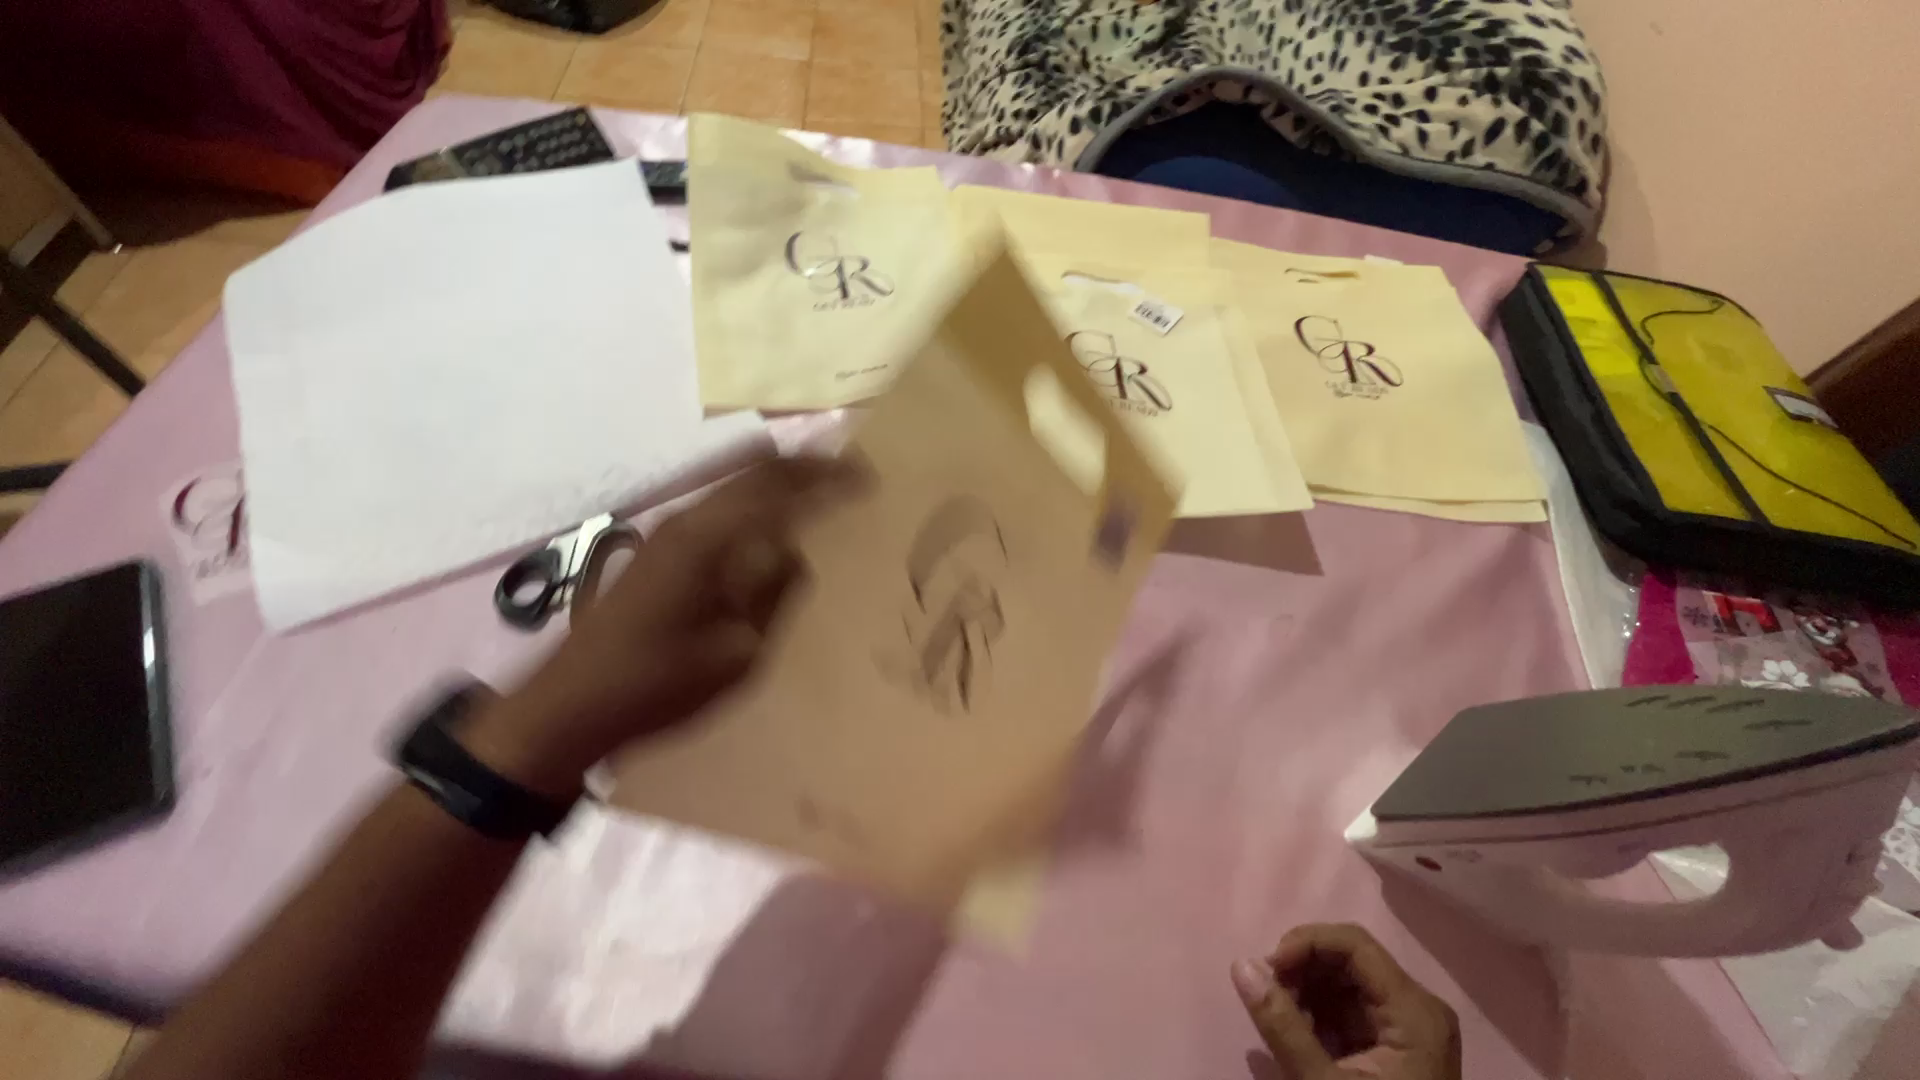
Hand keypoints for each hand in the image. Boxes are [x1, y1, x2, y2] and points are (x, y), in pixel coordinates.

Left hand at [466, 455, 864, 795]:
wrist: (570, 706)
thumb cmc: (657, 684)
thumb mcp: (735, 653)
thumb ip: (774, 595)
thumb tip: (800, 555)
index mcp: (708, 539)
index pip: (778, 486)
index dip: (826, 477)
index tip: (869, 478)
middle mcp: (688, 521)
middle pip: (756, 474)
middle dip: (809, 468)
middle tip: (855, 475)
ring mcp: (668, 533)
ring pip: (737, 489)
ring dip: (782, 484)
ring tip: (827, 496)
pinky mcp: (661, 552)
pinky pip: (722, 511)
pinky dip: (759, 506)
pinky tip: (778, 530)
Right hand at [1232, 924, 1460, 1079]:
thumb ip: (1281, 1024)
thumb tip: (1240, 964)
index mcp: (1414, 1012)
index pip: (1353, 944)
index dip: (1305, 944)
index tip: (1267, 969)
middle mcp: (1417, 1008)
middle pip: (1348, 959)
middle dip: (1301, 970)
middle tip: (1267, 997)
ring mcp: (1408, 1026)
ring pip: (1343, 980)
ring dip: (1304, 990)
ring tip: (1282, 1022)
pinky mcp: (1393, 1044)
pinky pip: (1347, 1006)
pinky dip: (1316, 1012)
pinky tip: (1299, 1036)